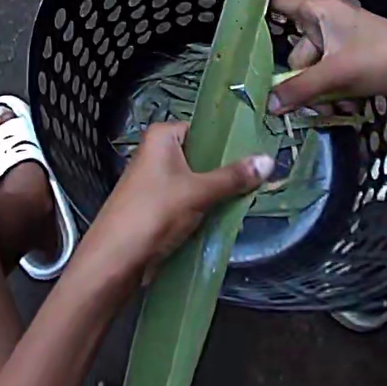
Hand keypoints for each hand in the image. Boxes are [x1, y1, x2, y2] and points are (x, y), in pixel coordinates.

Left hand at [67, 122, 272, 295]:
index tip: (259, 151)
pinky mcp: (158, 203)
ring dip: (218, 190)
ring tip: (250, 196)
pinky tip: (228, 214)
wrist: (117, 257)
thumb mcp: (199, 192)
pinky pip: (189, 198)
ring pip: (197, 179)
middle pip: (202, 155)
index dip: (229, 140)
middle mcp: (156, 152)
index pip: (203, 128)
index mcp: (162, 136)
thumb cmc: (155, 212)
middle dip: (227, 169)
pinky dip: (206, 205)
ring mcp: (156, 179)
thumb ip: (233, 177)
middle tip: (261, 178)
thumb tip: (269, 159)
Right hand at [267, 0, 386, 113]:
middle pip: (294, 50)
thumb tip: (267, 104)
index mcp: (320, 11)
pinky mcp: (355, 59)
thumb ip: (299, 90)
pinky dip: (332, 92)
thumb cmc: (385, 60)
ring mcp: (342, 42)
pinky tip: (344, 106)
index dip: (258, 16)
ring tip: (331, 108)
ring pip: (312, 68)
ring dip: (317, 92)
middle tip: (303, 101)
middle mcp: (327, 22)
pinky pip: (329, 76)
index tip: (240, 40)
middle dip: (298, 79)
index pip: (278, 4)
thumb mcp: (337, 76)